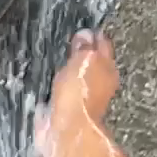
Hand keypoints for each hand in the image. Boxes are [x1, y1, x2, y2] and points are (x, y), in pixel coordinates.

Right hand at [40, 31, 118, 156]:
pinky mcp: (64, 108)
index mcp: (107, 69)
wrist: (66, 129)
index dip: (94, 35)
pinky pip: (62, 91)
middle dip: (83, 52)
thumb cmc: (79, 94)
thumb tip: (85, 34)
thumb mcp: (83, 59)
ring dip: (70, 69)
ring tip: (59, 57)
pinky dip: (57, 85)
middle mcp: (98, 84)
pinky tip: (49, 79)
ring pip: (76, 77)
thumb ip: (84, 47)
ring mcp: (81, 97)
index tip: (84, 27)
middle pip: (91, 62)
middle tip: (72, 39)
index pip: (103, 45)